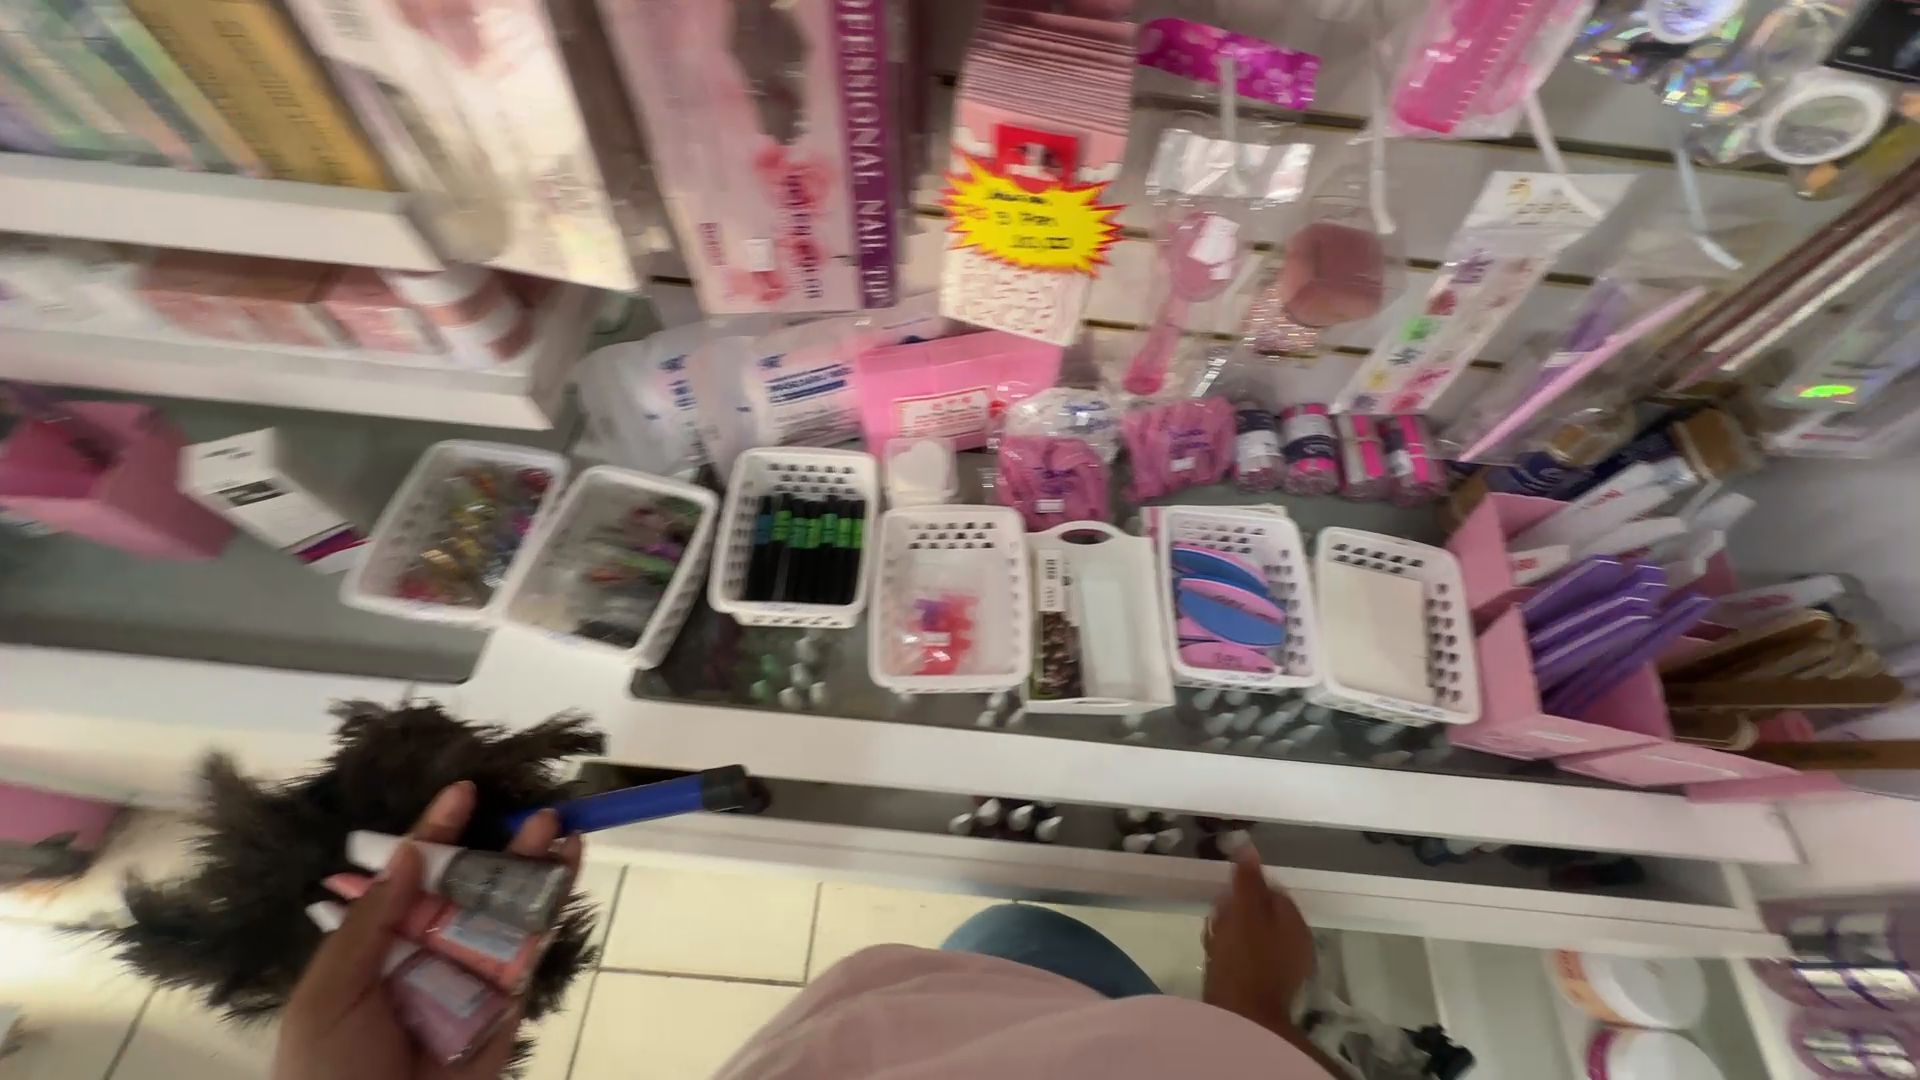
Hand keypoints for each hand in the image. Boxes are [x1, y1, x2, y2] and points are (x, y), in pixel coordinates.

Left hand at [273, 782, 581, 1079]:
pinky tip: (571, 856)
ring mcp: (476, 961)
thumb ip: (366, 925)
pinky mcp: (514, 982)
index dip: (435, 831)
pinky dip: (557, 890)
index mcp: (381, 943)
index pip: (412, 874)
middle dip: (497, 840)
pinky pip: (537, 930)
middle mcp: (432, 943)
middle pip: (469, 879)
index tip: (462, 792)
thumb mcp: (325, 1000)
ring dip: (535, 857)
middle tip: (529, 807)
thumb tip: (408, 851)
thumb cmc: (334, 1073)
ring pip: (509, 897)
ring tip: (557, 824)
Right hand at [1203, 844, 1315, 1035]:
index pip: (1268, 889)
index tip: (1224, 896)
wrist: (1241, 1017)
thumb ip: (1247, 879)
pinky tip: (1216, 955)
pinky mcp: (1265, 982)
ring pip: (1249, 931)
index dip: (1242, 888)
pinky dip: (1230, 950)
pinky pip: (1246, 953)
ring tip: (1213, 938)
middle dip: (1232, 910)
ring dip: (1228, 929)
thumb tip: (1249, 846)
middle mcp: (1295, 942)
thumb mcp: (1243, 912)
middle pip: (1258, 910)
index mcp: (1295, 922)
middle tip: (1217, 919)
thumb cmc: (1243, 958)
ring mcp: (1282, 965)